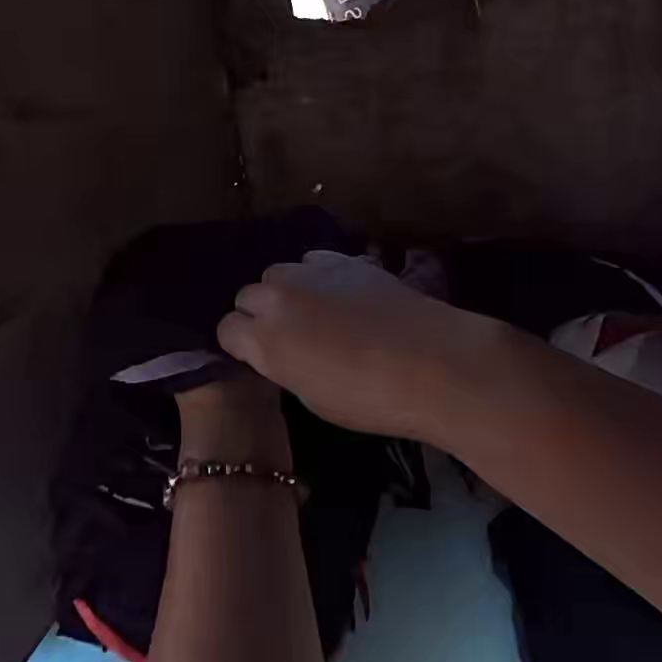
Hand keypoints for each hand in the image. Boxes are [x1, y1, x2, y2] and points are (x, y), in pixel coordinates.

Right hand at [216, 251, 509, 443]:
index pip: (226, 329)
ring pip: (277, 273)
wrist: (435, 365)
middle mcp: (277, 299)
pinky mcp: (343, 261)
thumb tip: (280, 351)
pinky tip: (339, 293)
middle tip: (287, 334)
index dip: (239, 342)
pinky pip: (312, 262)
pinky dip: (316, 276)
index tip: (257, 354)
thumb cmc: (371, 399)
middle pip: (248, 295)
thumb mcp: (312, 396)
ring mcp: (310, 274)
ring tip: (312, 310)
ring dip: (285, 291)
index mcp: (264, 340)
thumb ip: (283, 365)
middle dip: (259, 313)